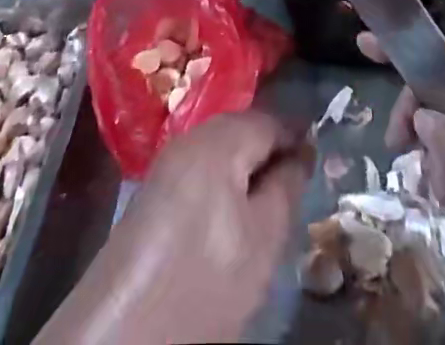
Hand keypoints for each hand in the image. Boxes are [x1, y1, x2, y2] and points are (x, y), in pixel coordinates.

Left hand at [36, 111, 310, 344]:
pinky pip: (201, 171)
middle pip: (244, 131)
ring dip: (248, 172)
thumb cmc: (206, 279)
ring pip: (222, 152)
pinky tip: (232, 219)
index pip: (271, 120)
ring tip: (268, 208)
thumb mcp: (265, 236)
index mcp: (218, 139)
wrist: (124, 334)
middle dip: (272, 154)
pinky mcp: (152, 193)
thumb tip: (302, 152)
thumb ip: (289, 184)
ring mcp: (165, 165)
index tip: (320, 164)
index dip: (299, 139)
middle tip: (296, 189)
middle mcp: (188, 139)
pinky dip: (223, 186)